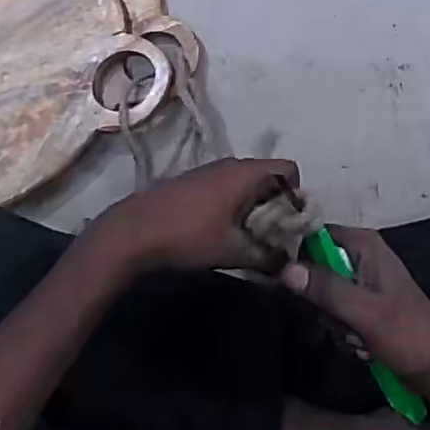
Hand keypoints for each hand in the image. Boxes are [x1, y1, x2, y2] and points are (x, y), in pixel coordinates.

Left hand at [85, 158, 300, 274]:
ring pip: (248, 183)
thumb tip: (289, 264)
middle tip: (275, 236)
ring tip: (249, 237)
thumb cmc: (188, 236)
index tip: (292, 224)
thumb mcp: (233, 251)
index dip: (297, 195)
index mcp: (246, 173)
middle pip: (270, 177)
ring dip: (255, 207)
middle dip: (277, 205)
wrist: (131, 232)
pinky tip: (223, 232)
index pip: (289, 169)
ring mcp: (211, 170)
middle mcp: (232, 164)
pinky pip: (229, 187)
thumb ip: (268, 257)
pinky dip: (235, 205)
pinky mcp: (195, 181)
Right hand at [281, 226, 429, 394]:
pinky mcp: (364, 304)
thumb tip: (284, 269)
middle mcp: (361, 255)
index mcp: (364, 243)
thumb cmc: (405, 332)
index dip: (295, 252)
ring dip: (336, 322)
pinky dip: (345, 331)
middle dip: (323, 301)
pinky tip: (363, 345)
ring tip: (358, 335)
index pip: (315, 233)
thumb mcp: (363, 311)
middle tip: (340, 319)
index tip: (280, 276)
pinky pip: (336, 313)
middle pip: (316, 267)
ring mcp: (362, 280)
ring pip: (324, 296)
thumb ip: (325, 288)